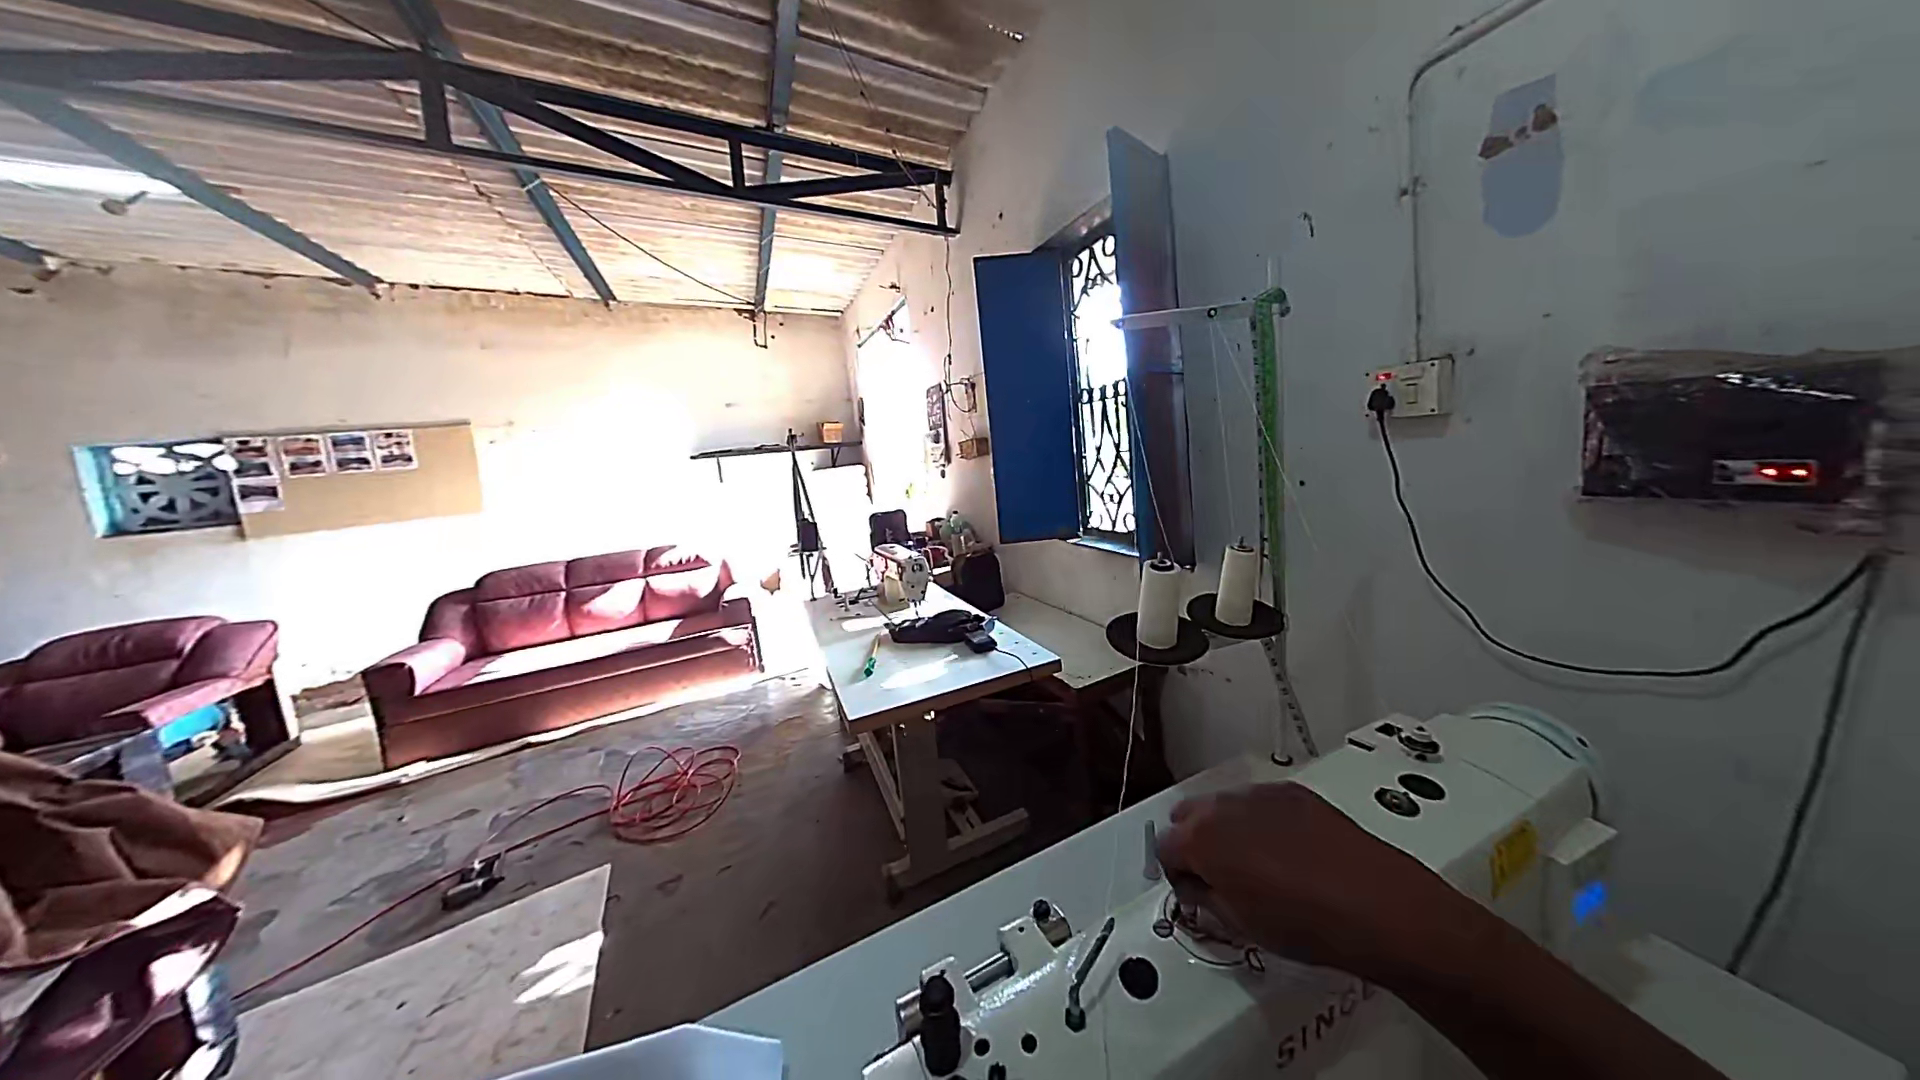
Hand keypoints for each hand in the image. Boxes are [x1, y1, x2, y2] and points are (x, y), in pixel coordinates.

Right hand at [1156, 783, 1478, 982]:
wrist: (1378, 908)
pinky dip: (1260, 819)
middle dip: (1194, 842)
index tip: (1192, 887)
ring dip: (1226, 828)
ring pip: (1222, 805)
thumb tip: (1200, 889)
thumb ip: (1206, 899)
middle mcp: (1223, 807)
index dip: (1176, 872)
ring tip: (1257, 864)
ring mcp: (1259, 795)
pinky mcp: (1292, 792)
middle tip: (1217, 874)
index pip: (1164, 847)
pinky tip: (1284, 850)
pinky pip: (1259, 801)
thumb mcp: (1242, 925)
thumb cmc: (1313, 922)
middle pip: (1186, 816)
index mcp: (1201, 839)